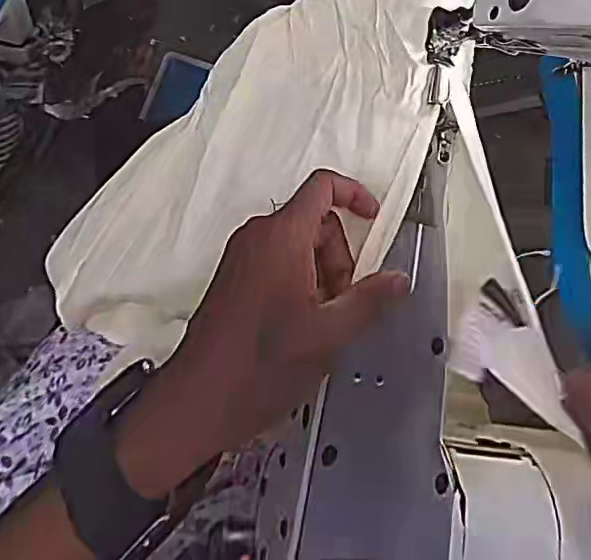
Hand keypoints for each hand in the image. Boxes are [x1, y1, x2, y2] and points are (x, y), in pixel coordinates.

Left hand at [112, 170, 410, 495]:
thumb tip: (396, 280)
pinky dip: (298, 280)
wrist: (195, 404)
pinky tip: (300, 324)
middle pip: (316, 222)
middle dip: (340, 256)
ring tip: (320, 319)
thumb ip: (369, 300)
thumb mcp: (328, 334)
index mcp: (282, 236)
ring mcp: (242, 256)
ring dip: (321, 273)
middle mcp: (258, 237)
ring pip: (298, 243)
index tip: (372, 216)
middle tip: (343, 298)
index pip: (323, 187)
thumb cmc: (254, 368)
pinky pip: (277, 260)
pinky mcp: (234, 277)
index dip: (355, 195)